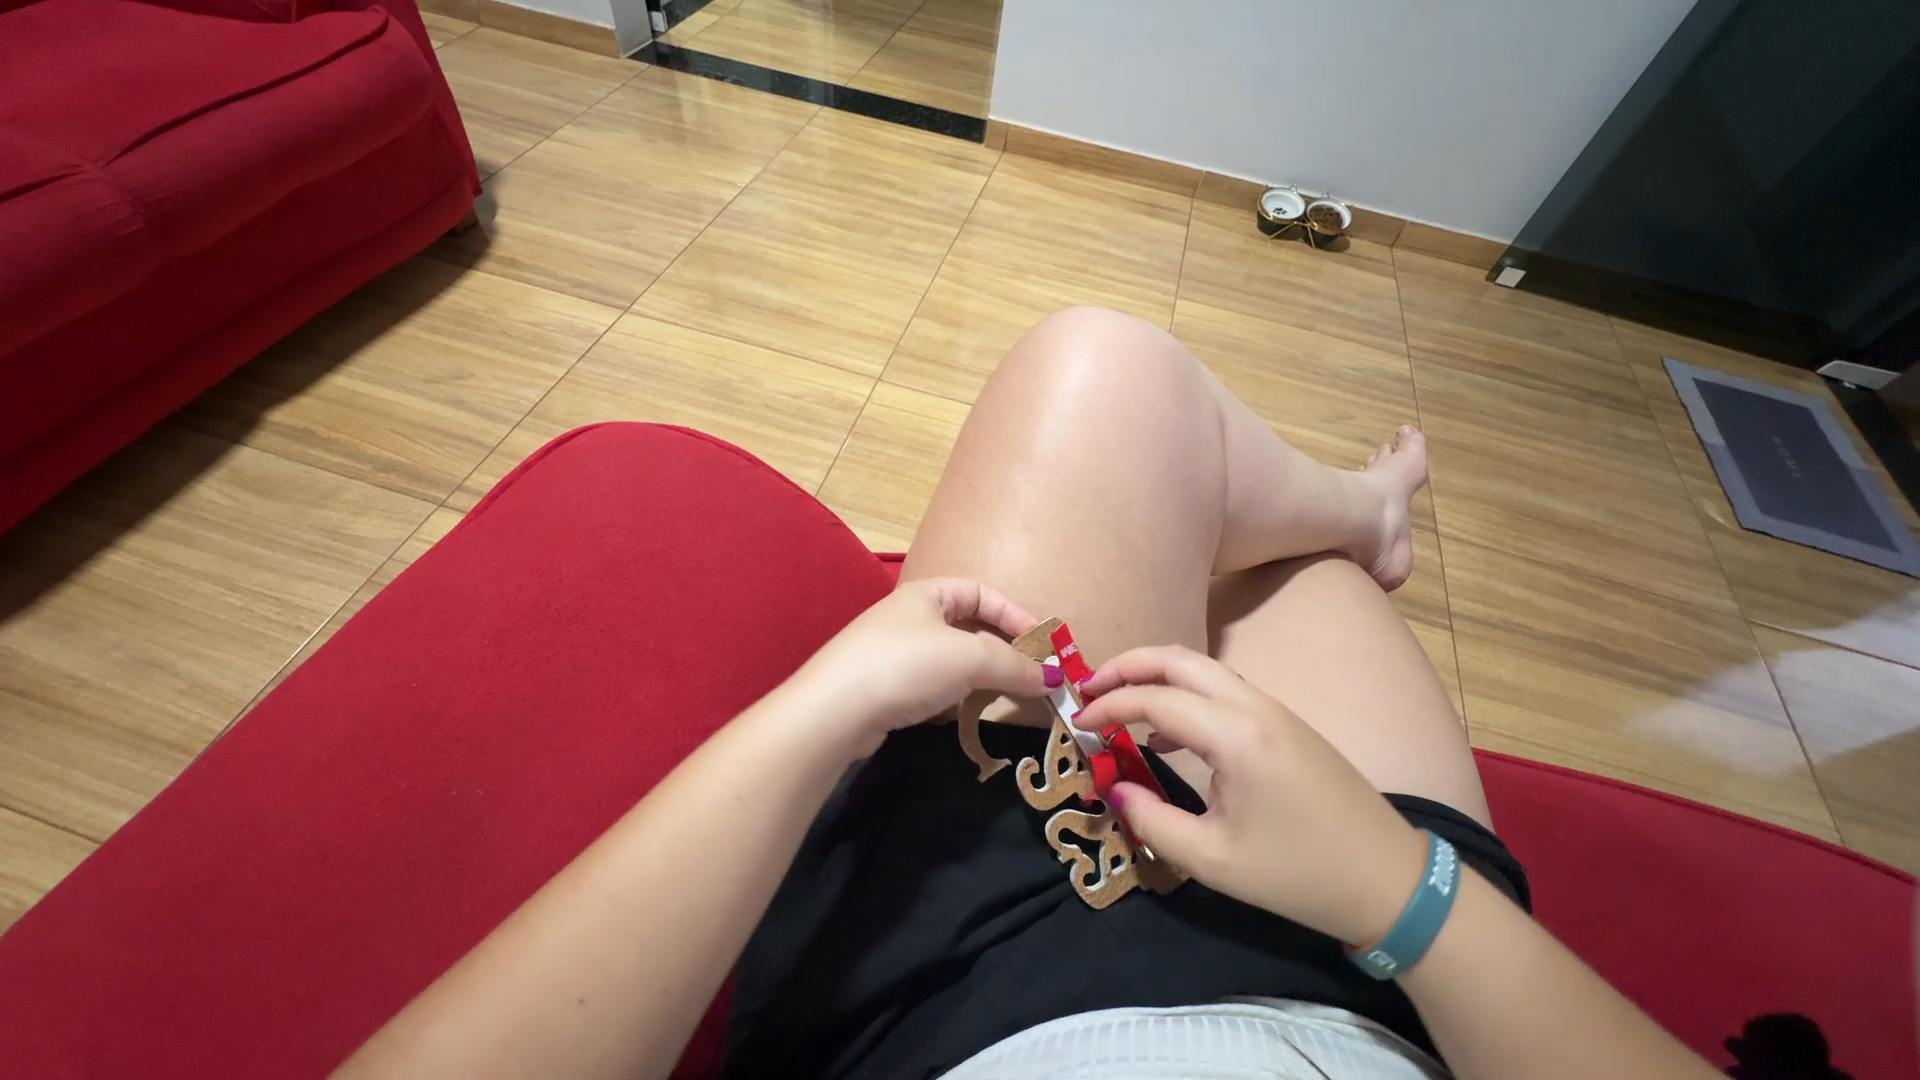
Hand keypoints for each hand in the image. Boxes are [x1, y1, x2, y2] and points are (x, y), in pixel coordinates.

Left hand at [790, 577, 1049, 754]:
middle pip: (969, 628)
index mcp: (927, 594)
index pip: (982, 592)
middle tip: (1030, 677)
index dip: (1015, 614)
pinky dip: (953, 699)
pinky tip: (961, 716)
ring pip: (952, 662)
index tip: (1042, 645)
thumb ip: (1014, 665)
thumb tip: (1051, 679)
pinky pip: (932, 688)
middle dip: (1001, 652)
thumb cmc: (905, 666)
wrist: (834, 713)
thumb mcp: (970, 658)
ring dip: (979, 678)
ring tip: (1002, 698)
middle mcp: (909, 617)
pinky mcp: (886, 690)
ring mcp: (894, 654)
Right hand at [1074, 646, 1427, 945]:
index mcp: (1235, 735)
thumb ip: (1151, 820)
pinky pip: (1222, 690)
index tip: (1076, 723)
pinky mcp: (1283, 723)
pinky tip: (1166, 737)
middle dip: (1126, 666)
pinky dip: (1183, 695)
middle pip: (1177, 659)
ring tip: (1117, 705)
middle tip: (1088, 689)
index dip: (1108, 706)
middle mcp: (1253, 706)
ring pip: (1201, 669)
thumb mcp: (1211, 860)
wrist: (1388, 879)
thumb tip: (1113, 788)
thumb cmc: (1297, 874)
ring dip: (1155, 676)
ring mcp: (1273, 709)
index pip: (1154, 698)